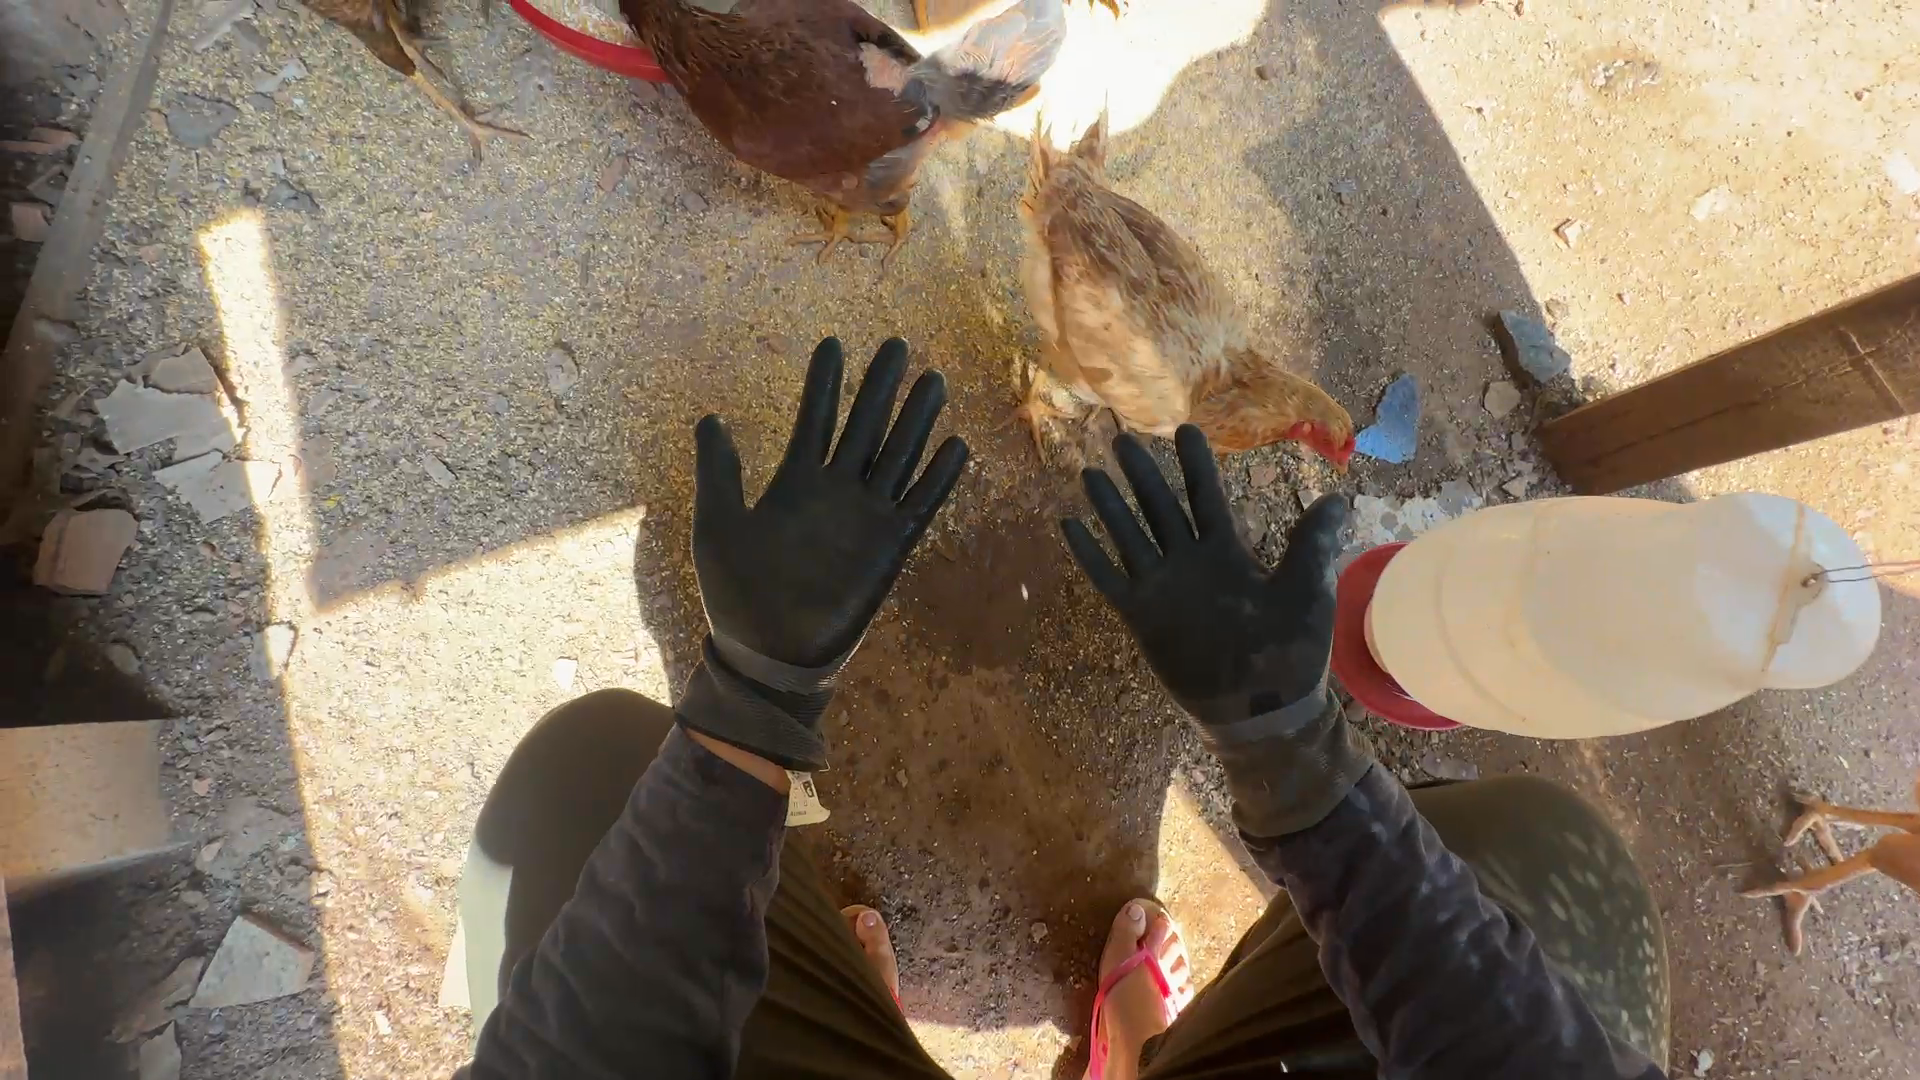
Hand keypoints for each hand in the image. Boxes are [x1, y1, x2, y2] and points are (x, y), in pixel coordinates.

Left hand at [694, 336, 967, 666]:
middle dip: (881, 388)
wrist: (769, 652)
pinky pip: (920, 505)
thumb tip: (710, 417)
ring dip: (916, 421)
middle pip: (865, 427)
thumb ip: (719, 473)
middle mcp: (836, 492)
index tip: (834, 344)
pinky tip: (955, 446)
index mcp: (795, 482)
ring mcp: (866, 517)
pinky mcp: (890, 547)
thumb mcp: (717, 526)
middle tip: (898, 345)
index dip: (826, 383)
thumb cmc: (737, 593)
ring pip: (897, 456)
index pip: (816, 419)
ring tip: (934, 381)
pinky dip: (938, 478)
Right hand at [1061, 426, 1369, 835]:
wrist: (1258, 707)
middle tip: (1120, 438)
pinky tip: (1068, 526)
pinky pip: (1107, 577)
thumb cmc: (1287, 651)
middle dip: (1141, 472)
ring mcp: (1161, 585)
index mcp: (1227, 550)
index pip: (1205, 495)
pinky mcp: (1139, 613)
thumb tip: (1340, 496)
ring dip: (1109, 505)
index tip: (1183, 429)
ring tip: (1088, 473)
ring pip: (1128, 534)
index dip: (1194, 463)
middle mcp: (1189, 560)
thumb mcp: (1306, 593)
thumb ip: (1312, 544)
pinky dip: (1088, 553)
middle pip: (1158, 506)